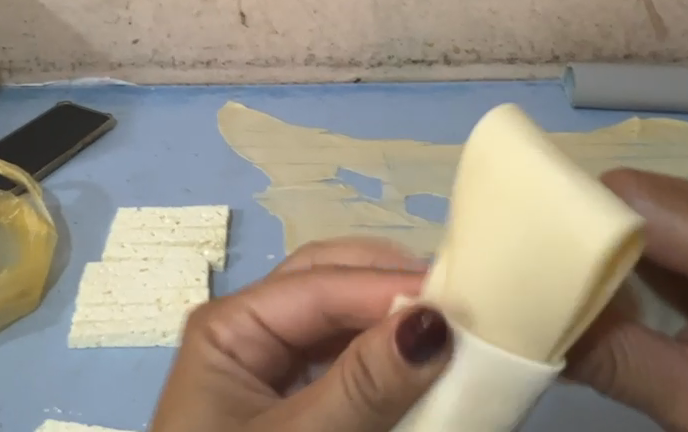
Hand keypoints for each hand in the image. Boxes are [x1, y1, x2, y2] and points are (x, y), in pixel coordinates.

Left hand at [151, 238, 453, 431]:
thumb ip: (362, 386)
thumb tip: (431, 324)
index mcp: (230, 326)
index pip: (318, 283)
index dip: (386, 284)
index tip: (456, 294)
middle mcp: (248, 331)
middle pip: (327, 283)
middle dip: (387, 285)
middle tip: (456, 296)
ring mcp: (269, 366)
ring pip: (338, 319)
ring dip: (388, 318)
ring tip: (447, 320)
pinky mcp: (291, 404)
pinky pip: (340, 362)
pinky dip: (379, 359)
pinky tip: (416, 361)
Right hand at [568, 170, 687, 431]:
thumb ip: (614, 356)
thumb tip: (524, 314)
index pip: (646, 201)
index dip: (587, 220)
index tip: (546, 260)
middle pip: (655, 193)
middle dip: (606, 233)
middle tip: (576, 285)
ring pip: (668, 198)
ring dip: (633, 239)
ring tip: (617, 295)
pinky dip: (662, 245)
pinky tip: (660, 293)